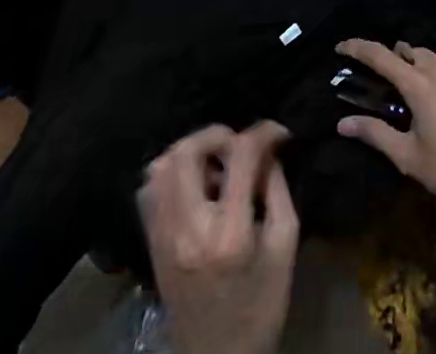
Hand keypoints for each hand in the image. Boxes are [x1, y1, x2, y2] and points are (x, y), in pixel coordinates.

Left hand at [137, 122, 297, 353]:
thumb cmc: (263, 302)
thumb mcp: (286, 242)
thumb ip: (277, 189)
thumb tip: (269, 151)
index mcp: (230, 233)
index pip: (240, 157)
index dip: (263, 132)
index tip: (280, 133)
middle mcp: (187, 229)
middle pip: (186, 153)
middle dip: (218, 133)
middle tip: (242, 143)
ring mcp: (162, 237)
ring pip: (160, 167)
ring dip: (192, 151)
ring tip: (218, 163)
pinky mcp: (150, 244)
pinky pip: (149, 190)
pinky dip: (172, 173)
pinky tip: (197, 182)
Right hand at [334, 39, 435, 232]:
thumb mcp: (407, 156)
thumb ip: (375, 133)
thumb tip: (343, 122)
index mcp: (420, 84)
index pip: (381, 56)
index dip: (358, 48)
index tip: (341, 47)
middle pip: (410, 51)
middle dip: (391, 58)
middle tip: (377, 80)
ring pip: (433, 59)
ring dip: (415, 65)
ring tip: (406, 90)